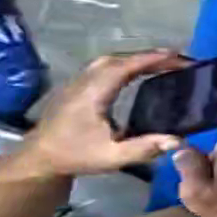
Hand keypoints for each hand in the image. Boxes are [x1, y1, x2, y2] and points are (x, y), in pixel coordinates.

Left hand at [19, 49, 188, 177]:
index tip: (177, 57)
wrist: (38, 160)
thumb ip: (143, 148)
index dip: (150, 60)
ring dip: (137, 59)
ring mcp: (77, 84)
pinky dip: (126, 64)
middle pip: (117, 60)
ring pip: (109, 61)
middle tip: (177, 61)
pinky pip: (104, 68)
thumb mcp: (111, 157)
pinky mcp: (77, 88)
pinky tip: (139, 72)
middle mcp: (83, 84)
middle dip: (148, 57)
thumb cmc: (75, 156)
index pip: (122, 68)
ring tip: (162, 64)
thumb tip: (177, 140)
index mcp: (91, 96)